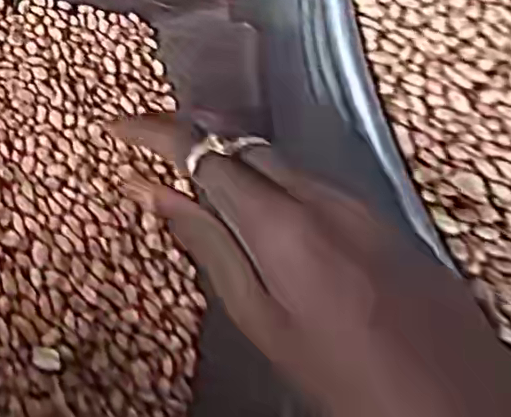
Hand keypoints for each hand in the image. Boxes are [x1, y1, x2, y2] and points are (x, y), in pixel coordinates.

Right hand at [113, 113, 510, 416]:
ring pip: (278, 159)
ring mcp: (365, 213)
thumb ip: (202, 241)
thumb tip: (144, 188)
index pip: (198, 150)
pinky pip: (315, 184)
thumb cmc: (349, 381)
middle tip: (150, 146)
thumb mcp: (259, 317)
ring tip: (198, 175)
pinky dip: (273, 181)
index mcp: (279, 223)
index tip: (116, 128)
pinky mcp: (394, 231)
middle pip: (240, 141)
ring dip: (232, 157)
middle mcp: (322, 202)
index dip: (149, 132)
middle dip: (191, 135)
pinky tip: (262, 209)